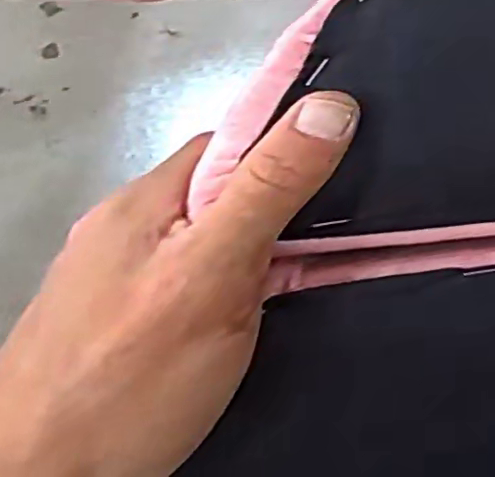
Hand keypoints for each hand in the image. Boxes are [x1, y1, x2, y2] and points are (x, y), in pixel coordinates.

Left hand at [0, 92, 358, 476]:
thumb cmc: (116, 388)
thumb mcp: (210, 272)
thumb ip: (271, 187)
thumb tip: (332, 106)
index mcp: (147, 204)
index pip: (244, 132)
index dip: (309, 126)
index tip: (374, 128)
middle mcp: (148, 228)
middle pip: (256, 175)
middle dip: (321, 181)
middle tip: (378, 197)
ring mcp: (161, 271)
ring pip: (262, 220)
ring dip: (315, 225)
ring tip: (366, 237)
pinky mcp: (180, 307)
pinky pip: (258, 259)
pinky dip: (300, 259)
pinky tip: (323, 275)